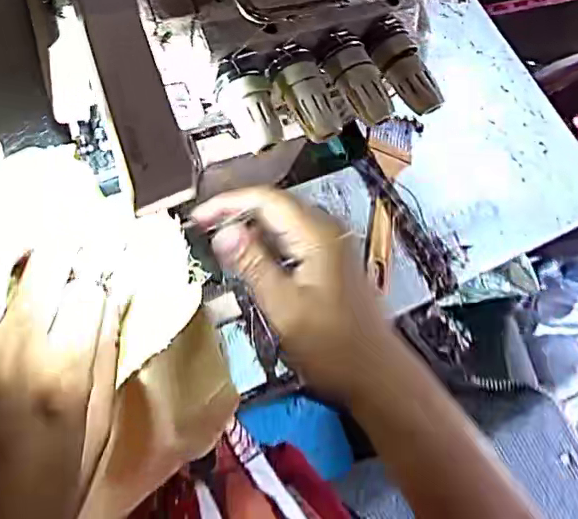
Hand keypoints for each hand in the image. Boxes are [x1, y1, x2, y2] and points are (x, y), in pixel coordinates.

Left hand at [0, 241, 122, 518]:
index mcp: (62, 372)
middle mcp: (12, 348)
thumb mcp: (92, 432)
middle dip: (70, 247)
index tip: (108, 265)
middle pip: (47, 257)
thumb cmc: (40, 492)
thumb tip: (113, 296)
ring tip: (28, 256)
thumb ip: (106, 357)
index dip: (105, 269)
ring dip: (17, 249)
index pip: (92, 286)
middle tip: (75, 254)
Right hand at [191, 187, 399, 401]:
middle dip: (235, 209)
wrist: (378, 377)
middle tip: (202, 224)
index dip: (228, 203)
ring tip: (218, 236)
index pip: (265, 199)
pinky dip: (265, 238)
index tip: (198, 216)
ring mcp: (331, 242)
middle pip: (274, 204)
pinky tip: (248, 254)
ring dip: (249, 223)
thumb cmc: (333, 348)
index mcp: (315, 234)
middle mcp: (325, 229)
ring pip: (282, 218)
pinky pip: (291, 235)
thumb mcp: (285, 309)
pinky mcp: (330, 257)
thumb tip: (223, 232)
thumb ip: (253, 266)